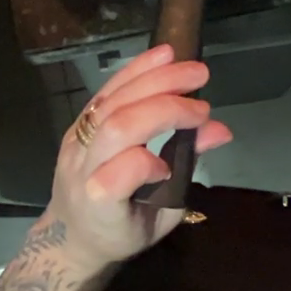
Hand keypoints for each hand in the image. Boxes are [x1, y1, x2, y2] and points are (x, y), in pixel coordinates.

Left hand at [48, 44, 232, 271]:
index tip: (172, 165)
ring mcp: (75, 143)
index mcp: (100, 203)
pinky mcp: (76, 125)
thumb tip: (219, 130)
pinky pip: (105, 93)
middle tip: (203, 89)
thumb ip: (186, 174)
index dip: (151, 160)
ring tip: (189, 66)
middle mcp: (82, 167)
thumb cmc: (122, 233)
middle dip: (165, 103)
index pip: (123, 170)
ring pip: (111, 103)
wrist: (71, 233)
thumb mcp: (161, 218)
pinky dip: (135, 72)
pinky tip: (163, 57)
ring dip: (153, 78)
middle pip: (119, 125)